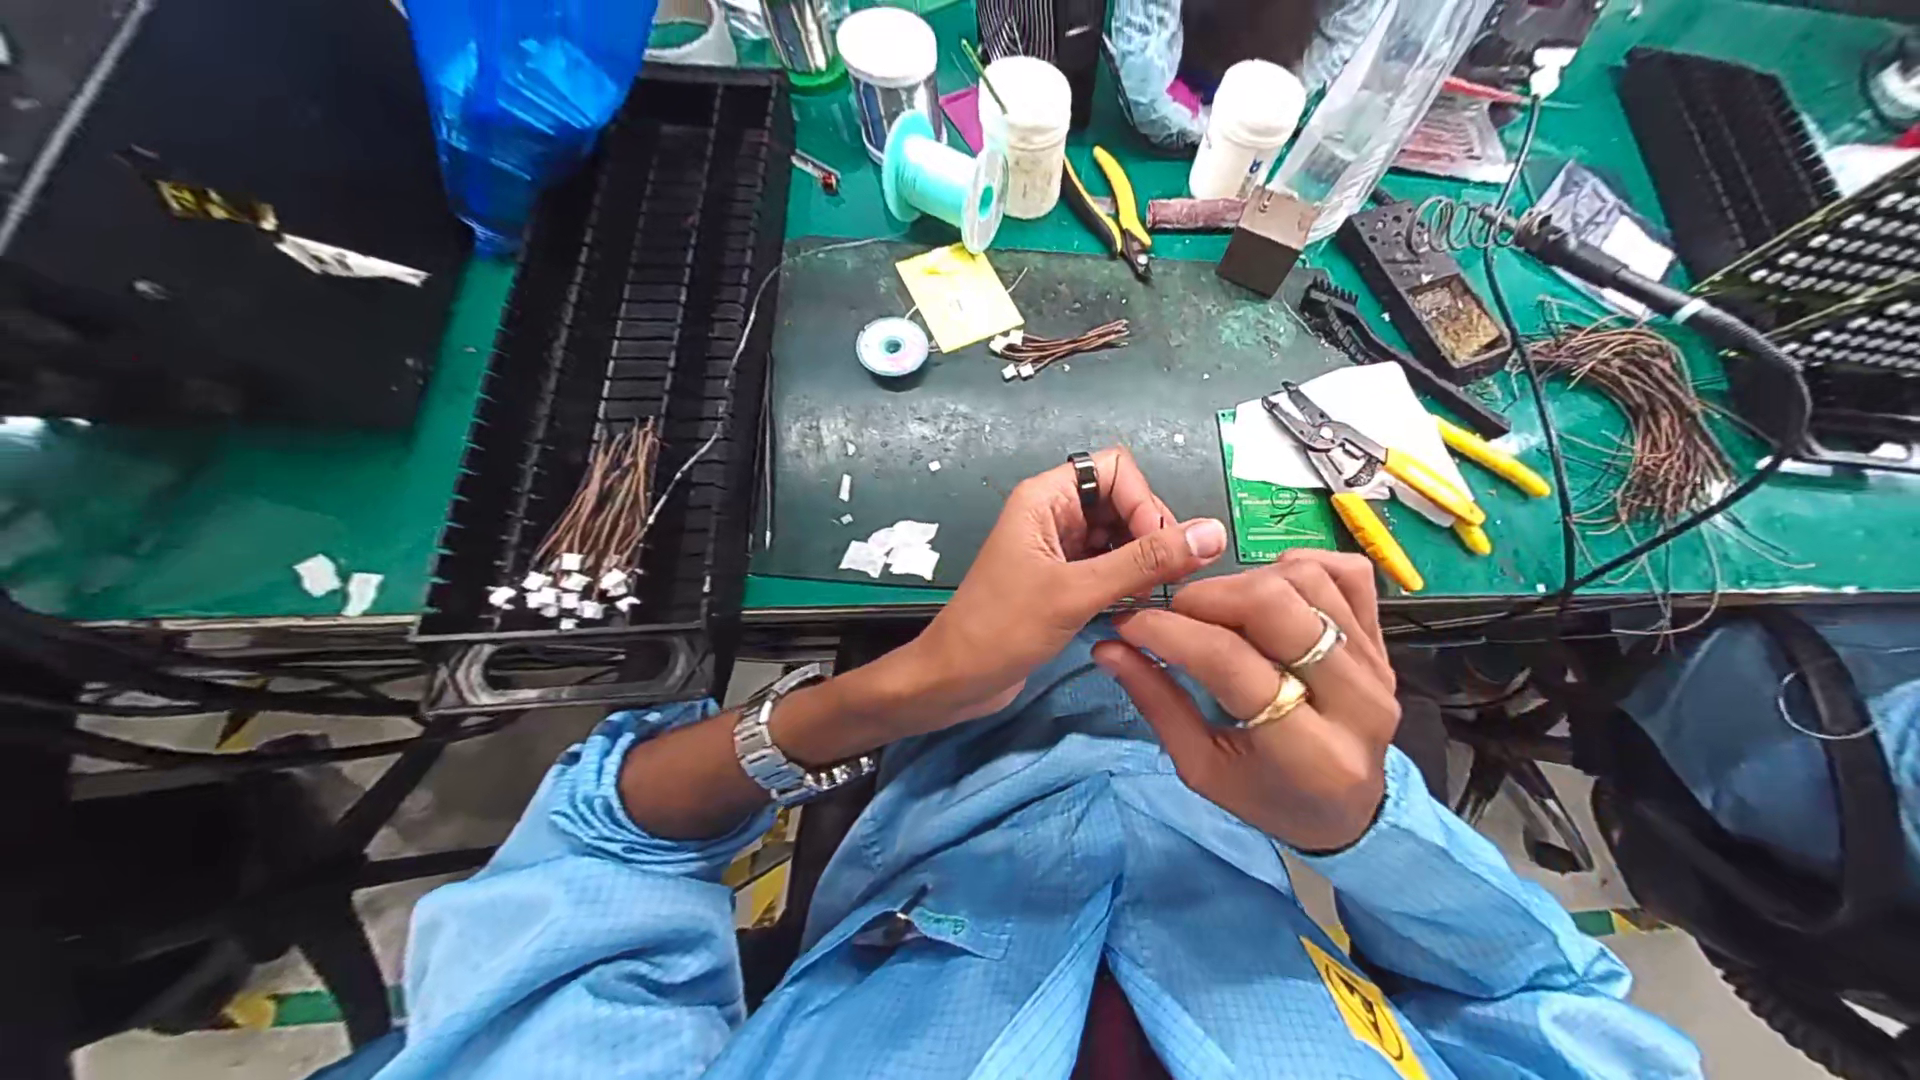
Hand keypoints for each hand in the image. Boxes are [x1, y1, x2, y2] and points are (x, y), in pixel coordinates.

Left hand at [882, 446, 1228, 737]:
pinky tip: (1137, 609)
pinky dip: (1128, 583)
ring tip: (1153, 599)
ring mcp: (1058, 549)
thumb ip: (1144, 561)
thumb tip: (1213, 532)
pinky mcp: (1062, 581)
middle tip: (1165, 582)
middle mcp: (1054, 515)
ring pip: (1119, 538)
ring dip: (1143, 563)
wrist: (955, 679)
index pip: (1117, 470)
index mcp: (1046, 498)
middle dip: (1150, 536)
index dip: (1145, 502)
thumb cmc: (1003, 627)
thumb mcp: (1076, 591)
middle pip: (1123, 503)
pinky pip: (1109, 567)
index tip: (1162, 550)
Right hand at [1091, 549, 1399, 851]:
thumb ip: (1157, 703)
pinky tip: (1269, 585)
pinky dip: (1301, 565)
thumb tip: (1109, 648)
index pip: (1228, 661)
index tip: (1128, 624)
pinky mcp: (1382, 643)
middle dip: (1206, 596)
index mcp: (1306, 750)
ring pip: (1307, 580)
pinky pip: (1348, 573)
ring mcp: (1376, 665)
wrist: (1350, 814)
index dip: (1168, 632)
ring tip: (1217, 608)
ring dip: (1245, 581)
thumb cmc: (1268, 798)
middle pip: (1274, 604)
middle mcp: (1354, 700)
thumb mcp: (1202, 769)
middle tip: (1175, 614)